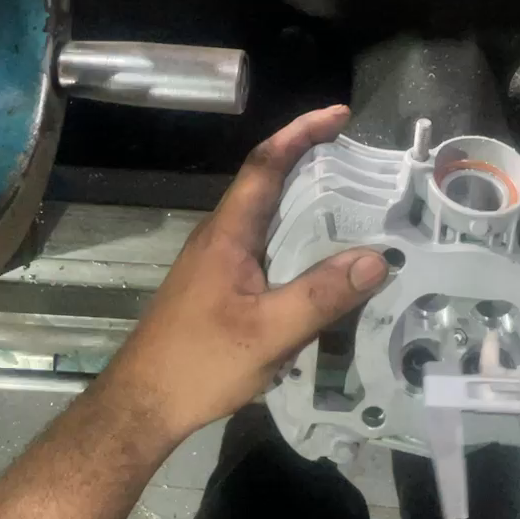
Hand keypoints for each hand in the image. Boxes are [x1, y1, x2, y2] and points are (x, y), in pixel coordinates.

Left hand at [97, 105, 388, 444]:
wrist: (143, 403)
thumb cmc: (199, 363)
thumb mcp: (269, 334)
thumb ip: (321, 296)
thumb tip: (377, 259)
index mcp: (229, 233)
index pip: (265, 164)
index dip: (301, 132)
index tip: (340, 115)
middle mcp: (221, 235)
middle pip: (267, 180)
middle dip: (311, 158)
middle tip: (360, 157)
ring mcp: (218, 259)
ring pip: (267, 213)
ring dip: (305, 197)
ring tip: (353, 199)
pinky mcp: (220, 282)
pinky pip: (266, 242)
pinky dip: (297, 234)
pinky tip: (320, 256)